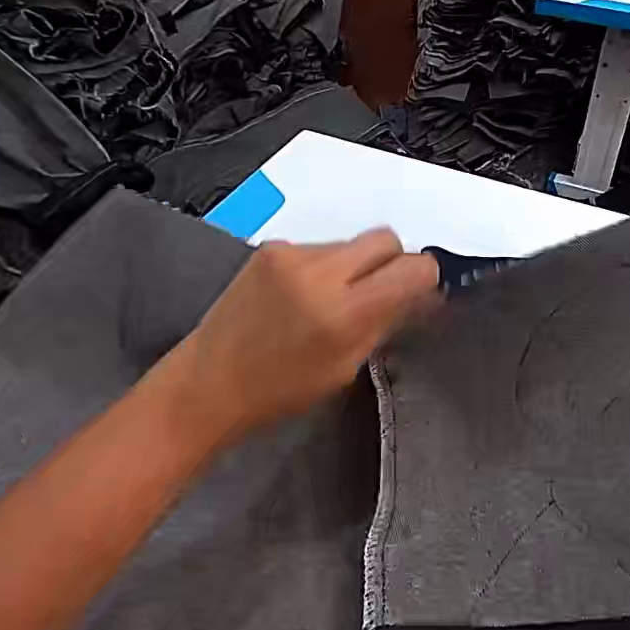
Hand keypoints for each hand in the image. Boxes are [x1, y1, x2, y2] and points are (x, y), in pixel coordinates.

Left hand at [153, 229, 438, 444]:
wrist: (205, 385)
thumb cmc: (280, 391)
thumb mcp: (346, 366)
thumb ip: (388, 321)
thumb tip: (424, 295)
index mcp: (343, 312)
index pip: (413, 268)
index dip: (424, 278)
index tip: (419, 292)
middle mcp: (319, 273)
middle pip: (387, 238)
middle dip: (393, 261)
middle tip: (380, 291)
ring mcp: (292, 254)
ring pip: (353, 242)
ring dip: (357, 264)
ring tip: (334, 298)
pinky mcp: (272, 248)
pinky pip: (322, 246)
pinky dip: (327, 266)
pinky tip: (305, 294)